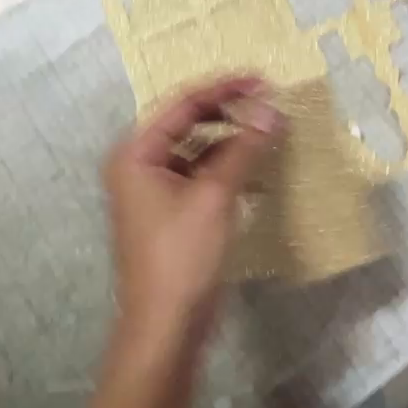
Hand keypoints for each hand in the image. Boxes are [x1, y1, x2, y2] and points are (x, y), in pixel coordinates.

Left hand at [102, 75, 282, 347]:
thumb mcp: (215, 195)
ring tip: (265, 127)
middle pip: (187, 121)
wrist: (166, 328)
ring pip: (196, 146)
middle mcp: (138, 164)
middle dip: (228, 109)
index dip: (225, 87)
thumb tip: (272, 109)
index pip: (184, 103)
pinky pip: (199, 171)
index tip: (263, 79)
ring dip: (230, 136)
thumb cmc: (182, 256)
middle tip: (267, 99)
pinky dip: (226, 162)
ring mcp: (153, 189)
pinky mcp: (171, 210)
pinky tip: (254, 163)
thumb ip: (244, 147)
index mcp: (136, 152)